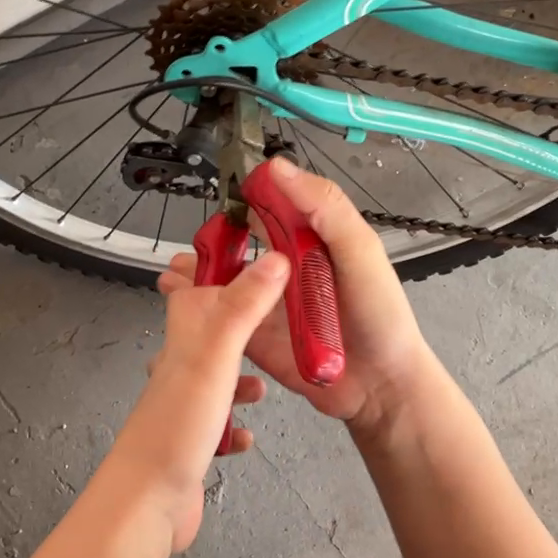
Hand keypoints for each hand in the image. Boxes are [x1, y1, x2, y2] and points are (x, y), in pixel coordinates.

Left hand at [106, 252, 287, 552]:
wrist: (146, 503)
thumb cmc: (179, 424)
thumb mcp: (215, 356)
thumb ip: (243, 307)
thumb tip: (274, 257)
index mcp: (181, 341)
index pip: (194, 292)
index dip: (220, 275)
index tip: (258, 266)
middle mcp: (177, 370)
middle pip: (208, 336)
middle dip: (240, 330)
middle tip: (274, 330)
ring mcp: (181, 410)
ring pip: (214, 382)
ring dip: (240, 383)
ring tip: (263, 391)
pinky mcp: (188, 446)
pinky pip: (215, 428)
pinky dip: (232, 430)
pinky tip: (244, 440)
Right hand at [163, 158, 435, 432]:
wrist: (380, 388)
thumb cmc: (381, 318)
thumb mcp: (360, 252)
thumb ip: (326, 209)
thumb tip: (280, 168)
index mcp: (312, 240)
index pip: (274, 205)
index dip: (250, 195)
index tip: (227, 189)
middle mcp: (286, 268)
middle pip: (241, 241)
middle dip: (215, 234)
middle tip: (196, 235)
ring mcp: (268, 302)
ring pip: (225, 278)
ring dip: (199, 269)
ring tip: (176, 267)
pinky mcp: (253, 334)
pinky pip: (222, 315)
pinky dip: (199, 306)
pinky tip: (179, 298)